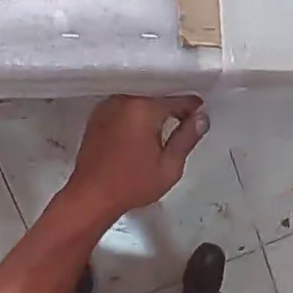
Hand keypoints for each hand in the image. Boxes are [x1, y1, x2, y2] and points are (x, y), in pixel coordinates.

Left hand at [58, 94, 208, 223]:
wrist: (92, 196)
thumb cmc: (130, 185)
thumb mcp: (169, 166)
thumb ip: (187, 138)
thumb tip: (201, 119)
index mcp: (144, 109)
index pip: (177, 99)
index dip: (193, 108)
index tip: (199, 117)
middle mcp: (123, 101)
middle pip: (156, 96)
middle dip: (172, 108)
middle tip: (185, 125)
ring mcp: (107, 107)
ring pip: (139, 100)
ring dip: (152, 112)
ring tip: (163, 132)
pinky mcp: (97, 117)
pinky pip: (124, 108)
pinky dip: (135, 116)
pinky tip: (142, 134)